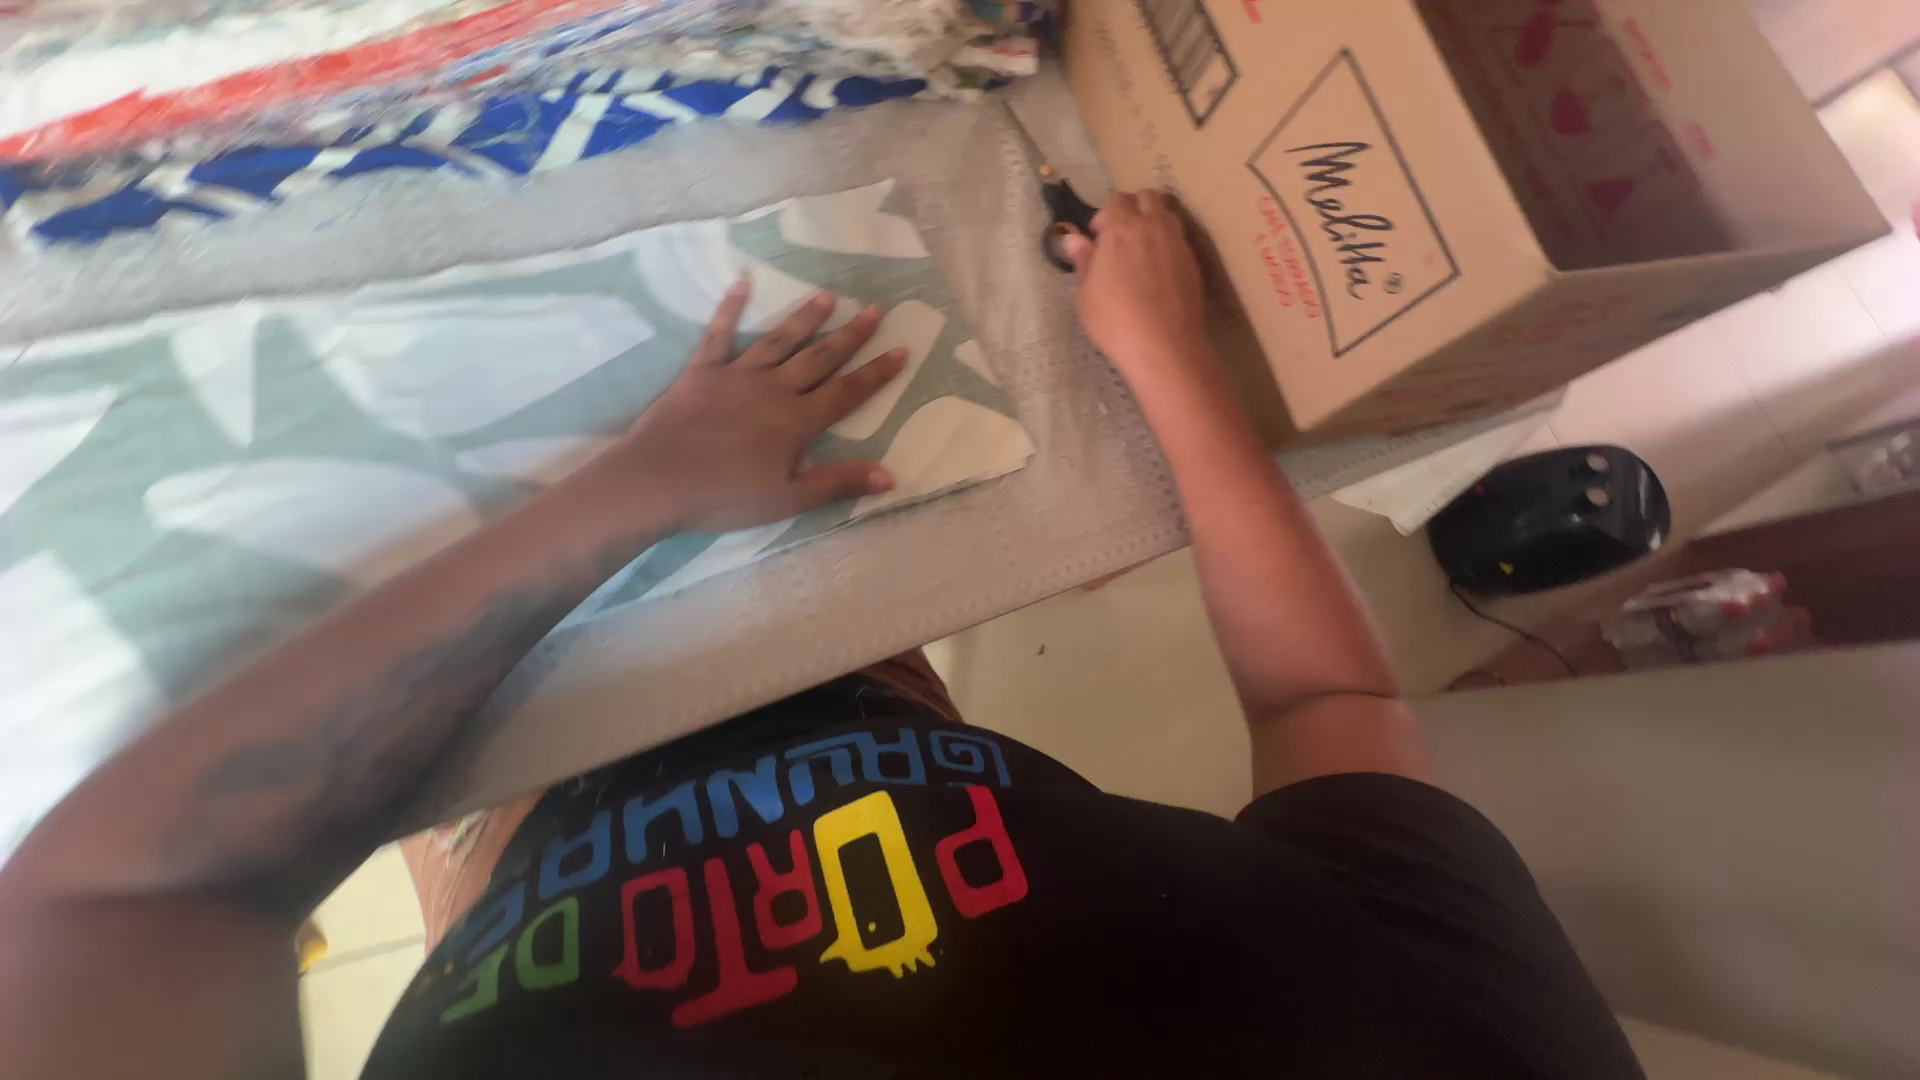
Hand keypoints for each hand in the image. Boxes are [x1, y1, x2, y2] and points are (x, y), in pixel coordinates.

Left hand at [614, 281, 906, 532]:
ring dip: (805, 317)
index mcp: (796, 421)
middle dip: (850, 335)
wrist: (655, 482)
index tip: (901, 350)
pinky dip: (730, 308)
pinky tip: (742, 284)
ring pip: (779, 340)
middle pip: (819, 357)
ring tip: (827, 295)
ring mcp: (736, 375)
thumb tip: (890, 475)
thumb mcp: (788, 499)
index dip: (876, 373)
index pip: (847, 393)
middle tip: (875, 310)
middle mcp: (773, 389)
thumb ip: (838, 483)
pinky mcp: (701, 372)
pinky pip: (719, 334)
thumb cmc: (724, 497)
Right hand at [1059, 190, 1209, 378]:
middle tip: (1120, 236)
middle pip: (1146, 197)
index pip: (1115, 201)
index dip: (1104, 216)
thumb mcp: (1085, 295)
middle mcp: (1152, 227)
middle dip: (1132, 208)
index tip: (1097, 238)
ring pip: (1166, 213)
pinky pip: (1178, 238)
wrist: (1163, 346)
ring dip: (1153, 220)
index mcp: (1121, 230)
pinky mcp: (1192, 261)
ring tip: (1141, 248)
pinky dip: (1167, 242)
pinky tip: (1157, 269)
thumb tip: (1073, 239)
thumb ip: (1083, 261)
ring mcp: (1176, 242)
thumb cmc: (1114, 321)